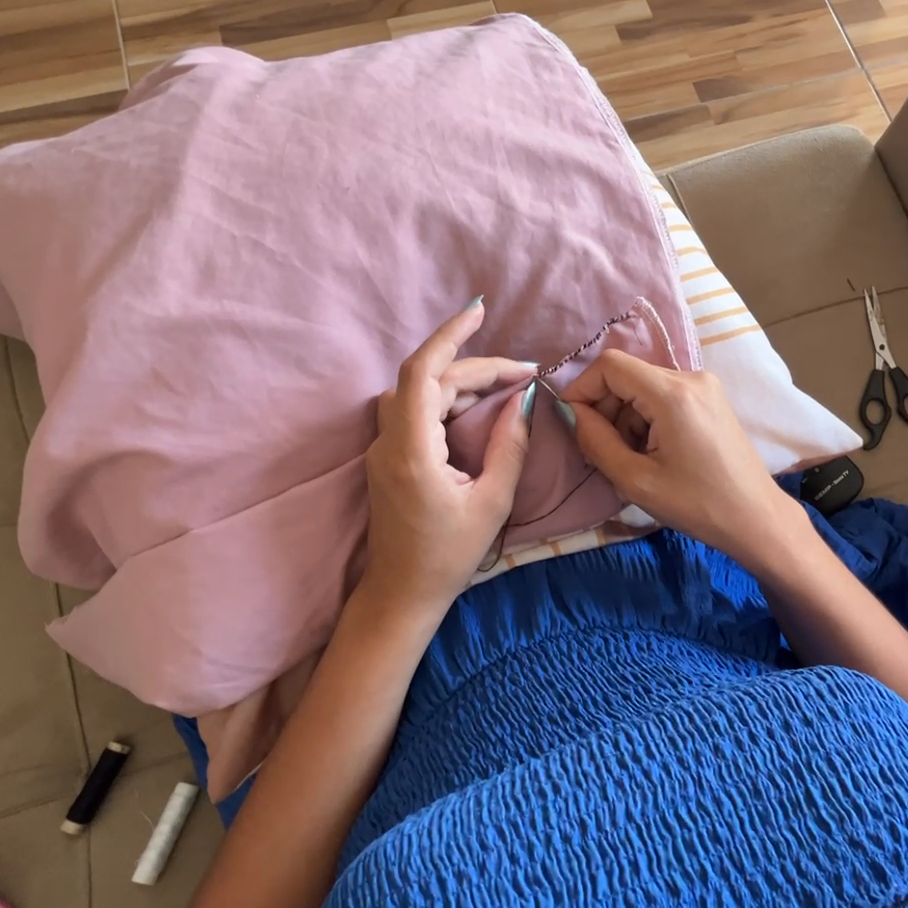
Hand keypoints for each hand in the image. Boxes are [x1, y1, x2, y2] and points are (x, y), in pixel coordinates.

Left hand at [361, 301, 533, 611]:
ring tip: (506, 385)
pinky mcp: (388, 457)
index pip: (423, 372)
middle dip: (477, 368)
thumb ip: (510, 446)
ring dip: (462, 382)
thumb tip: (523, 402)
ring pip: (421, 393)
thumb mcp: (492, 502)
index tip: (480, 312)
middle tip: (523, 375)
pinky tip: (478, 406)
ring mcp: (383, 448)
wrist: (401, 594)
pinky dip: (449, 400)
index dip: (450, 336)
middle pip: (429, 380)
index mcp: (412, 450)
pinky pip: (417, 411)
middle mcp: (389, 441)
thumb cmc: (448, 556)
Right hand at [560, 350, 812, 572]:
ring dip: (625, 419)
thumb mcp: (635, 480)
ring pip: (643, 388)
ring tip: (632, 461)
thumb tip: (571, 413)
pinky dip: (647, 420)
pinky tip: (653, 455)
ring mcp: (705, 387)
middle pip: (627, 376)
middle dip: (605, 410)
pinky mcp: (711, 400)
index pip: (610, 365)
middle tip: (601, 453)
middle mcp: (690, 377)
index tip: (575, 425)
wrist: (756, 519)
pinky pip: (663, 398)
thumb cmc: (697, 504)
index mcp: (673, 393)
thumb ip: (595, 441)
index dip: (583, 389)